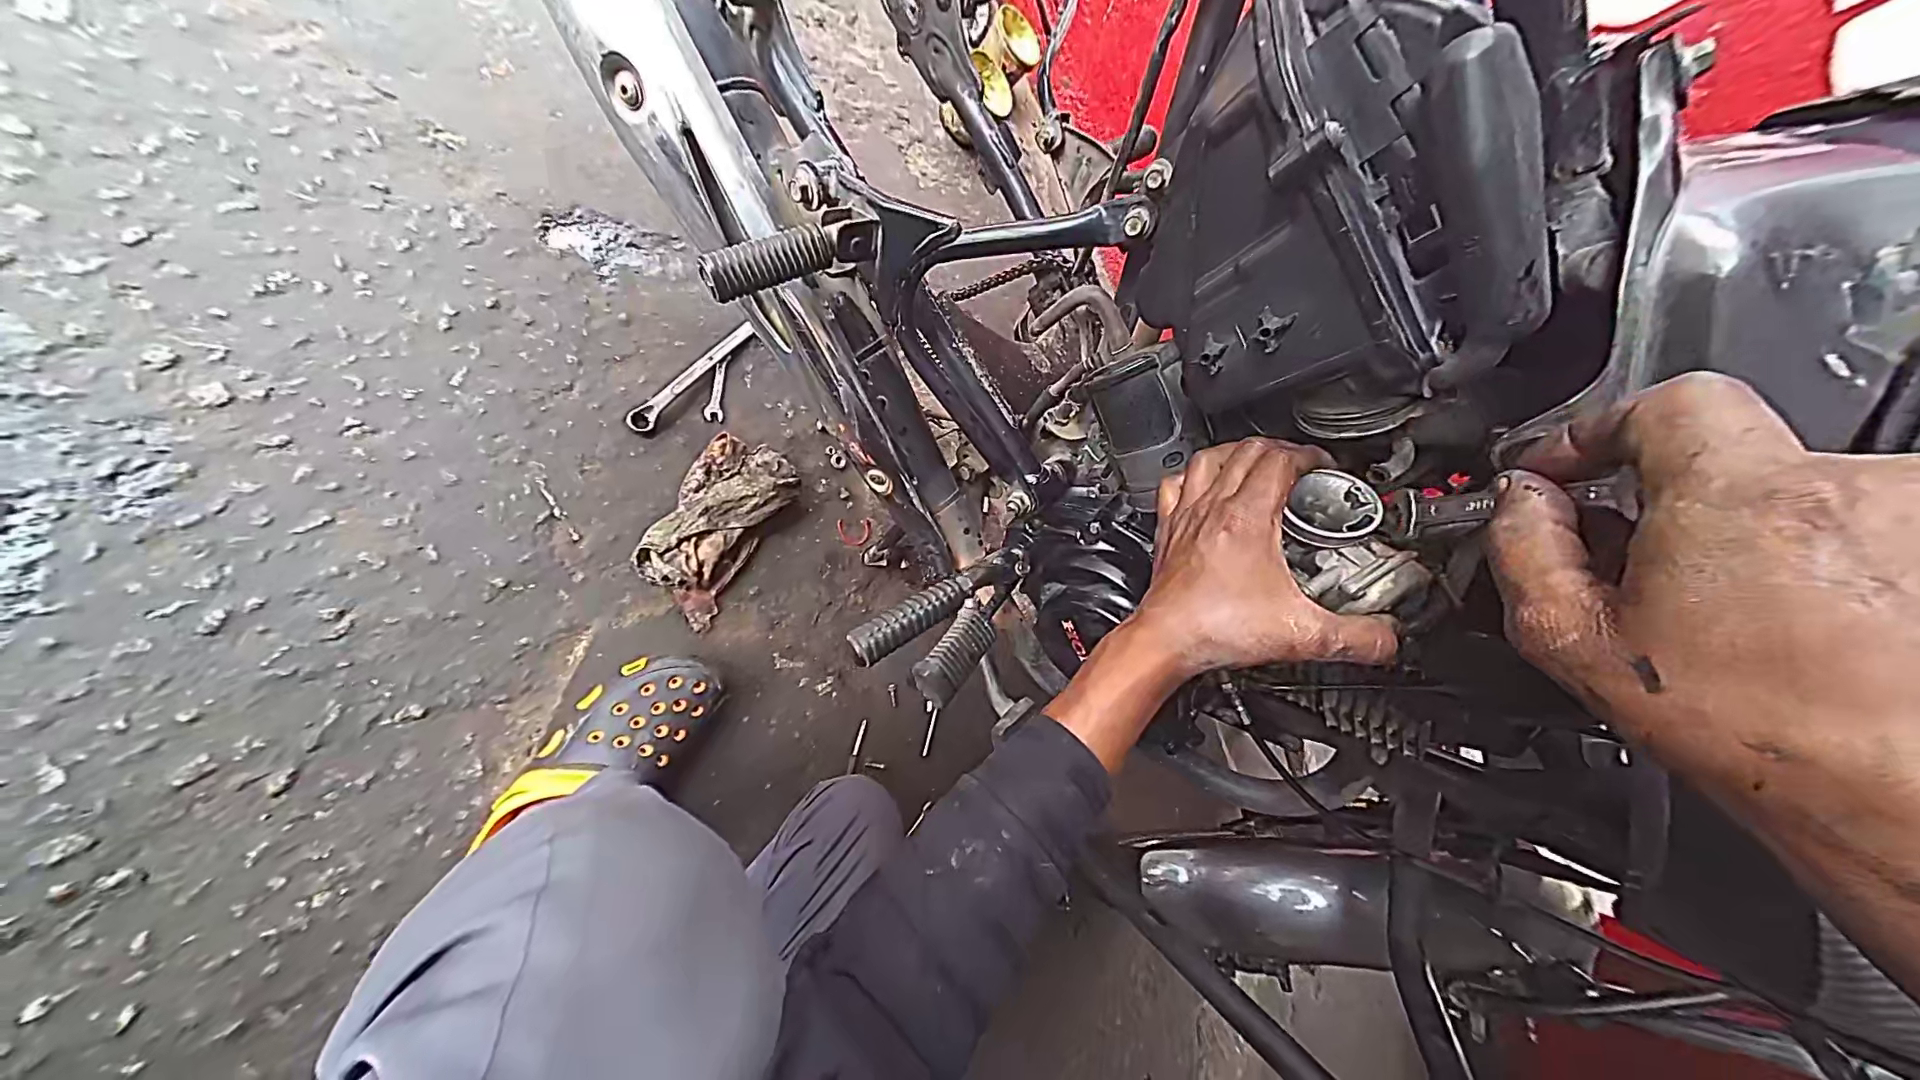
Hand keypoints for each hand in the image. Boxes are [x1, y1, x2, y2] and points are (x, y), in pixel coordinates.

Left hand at [1133, 437, 1397, 678]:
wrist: (1164, 641)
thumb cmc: (1212, 629)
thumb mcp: (1301, 635)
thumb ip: (1354, 637)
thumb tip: (1386, 638)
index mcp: (1246, 519)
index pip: (1281, 460)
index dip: (1310, 456)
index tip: (1326, 468)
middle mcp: (1211, 509)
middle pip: (1246, 451)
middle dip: (1281, 449)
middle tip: (1301, 465)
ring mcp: (1186, 517)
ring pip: (1207, 460)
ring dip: (1235, 452)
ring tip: (1255, 460)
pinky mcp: (1168, 531)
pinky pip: (1173, 485)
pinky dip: (1191, 476)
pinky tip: (1201, 485)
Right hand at [1486, 372, 1919, 994]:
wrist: (1912, 798)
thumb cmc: (1757, 730)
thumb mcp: (1574, 638)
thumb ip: (1523, 549)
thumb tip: (1521, 501)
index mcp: (1741, 498)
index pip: (1664, 403)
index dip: (1594, 431)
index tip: (1562, 468)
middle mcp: (1852, 487)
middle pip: (1713, 456)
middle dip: (1655, 502)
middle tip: (1622, 565)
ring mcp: (1917, 512)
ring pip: (1775, 492)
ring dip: (1724, 532)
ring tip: (1707, 608)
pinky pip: (1839, 519)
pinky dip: (1789, 552)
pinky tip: (1775, 616)